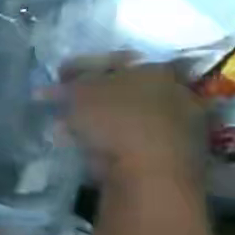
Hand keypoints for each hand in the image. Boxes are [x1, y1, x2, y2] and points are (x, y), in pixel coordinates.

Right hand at [64, 62, 205, 183]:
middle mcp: (176, 90)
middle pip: (125, 87)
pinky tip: (89, 146)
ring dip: (99, 119)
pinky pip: (133, 138)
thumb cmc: (116, 123)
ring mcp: (182, 123)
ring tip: (69, 130)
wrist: (153, 175)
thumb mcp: (79, 95)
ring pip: (128, 114)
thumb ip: (66, 86)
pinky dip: (110, 139)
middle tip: (64, 103)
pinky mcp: (178, 153)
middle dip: (92, 94)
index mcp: (156, 68)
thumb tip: (52, 88)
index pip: (114, 59)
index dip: (81, 66)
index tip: (57, 76)